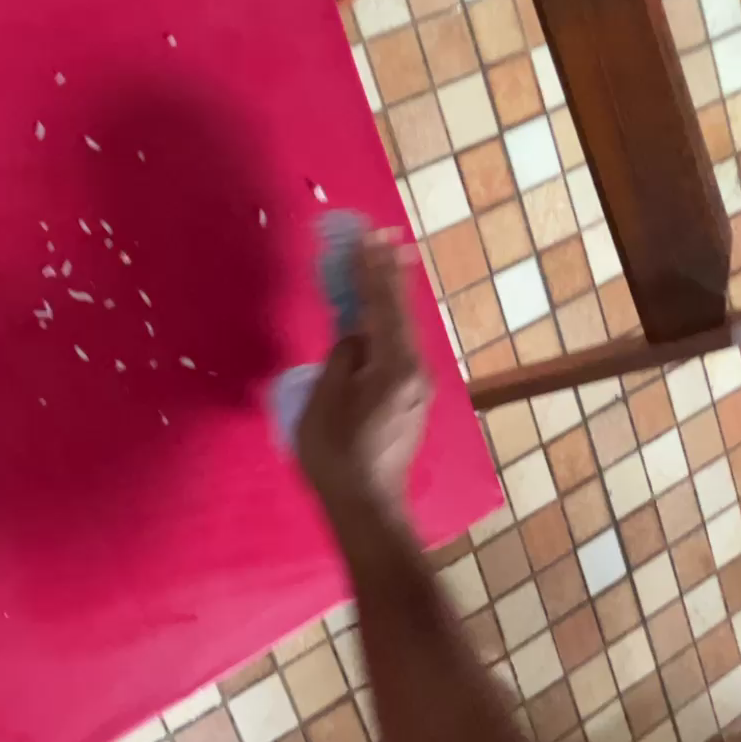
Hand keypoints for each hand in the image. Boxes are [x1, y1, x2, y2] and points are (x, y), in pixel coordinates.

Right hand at [296, 228, 432, 530]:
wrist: (367, 506)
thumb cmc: (336, 456)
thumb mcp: (323, 402)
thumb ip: (341, 358)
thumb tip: (354, 334)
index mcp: (393, 366)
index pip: (381, 305)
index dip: (368, 270)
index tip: (363, 235)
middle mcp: (415, 370)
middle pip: (400, 312)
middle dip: (386, 274)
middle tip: (381, 238)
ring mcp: (416, 388)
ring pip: (402, 331)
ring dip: (389, 298)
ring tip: (384, 265)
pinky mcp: (410, 402)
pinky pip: (399, 350)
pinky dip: (388, 325)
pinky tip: (382, 319)